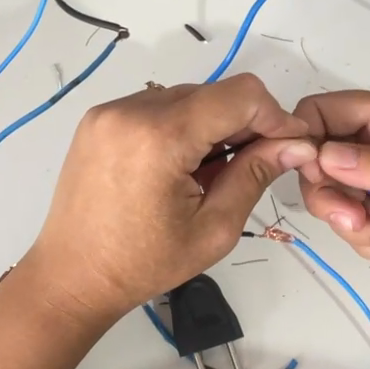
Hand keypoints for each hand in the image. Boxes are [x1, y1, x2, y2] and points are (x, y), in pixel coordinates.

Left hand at [23, 74, 316, 320]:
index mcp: (161, 137)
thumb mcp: (213, 228)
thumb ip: (254, 176)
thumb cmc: (143, 264)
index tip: (287, 147)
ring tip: (206, 174)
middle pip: (212, 93)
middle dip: (242, 124)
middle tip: (249, 168)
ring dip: (209, 125)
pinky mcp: (97, 120)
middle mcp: (131, 111)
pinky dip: (177, 126)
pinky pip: (154, 107)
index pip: (240, 95)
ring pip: (184, 97)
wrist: (72, 276)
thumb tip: (297, 145)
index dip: (274, 116)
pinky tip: (177, 166)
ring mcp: (109, 111)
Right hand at [293, 91, 369, 266]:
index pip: (324, 112)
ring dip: (354, 225)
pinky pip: (358, 218)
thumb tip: (324, 157)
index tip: (318, 181)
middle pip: (321, 161)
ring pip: (336, 195)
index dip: (306, 143)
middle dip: (331, 197)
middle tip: (357, 223)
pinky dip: (369, 238)